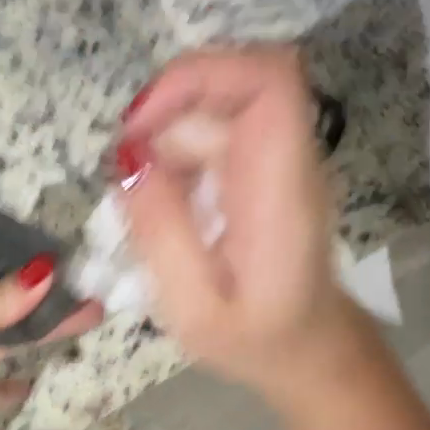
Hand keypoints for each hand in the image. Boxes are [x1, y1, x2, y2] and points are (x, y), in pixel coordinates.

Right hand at [116, 47, 369, 398]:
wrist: (307, 352)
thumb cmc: (254, 341)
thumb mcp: (193, 308)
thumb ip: (161, 234)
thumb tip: (129, 161)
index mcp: (279, 189)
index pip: (267, 80)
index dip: (198, 77)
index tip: (140, 124)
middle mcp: (285, 161)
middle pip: (229, 91)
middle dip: (163, 119)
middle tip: (122, 178)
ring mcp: (275, 164)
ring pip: (212, 116)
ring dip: (161, 148)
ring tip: (134, 209)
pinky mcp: (259, 175)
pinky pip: (211, 143)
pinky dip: (171, 166)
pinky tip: (157, 213)